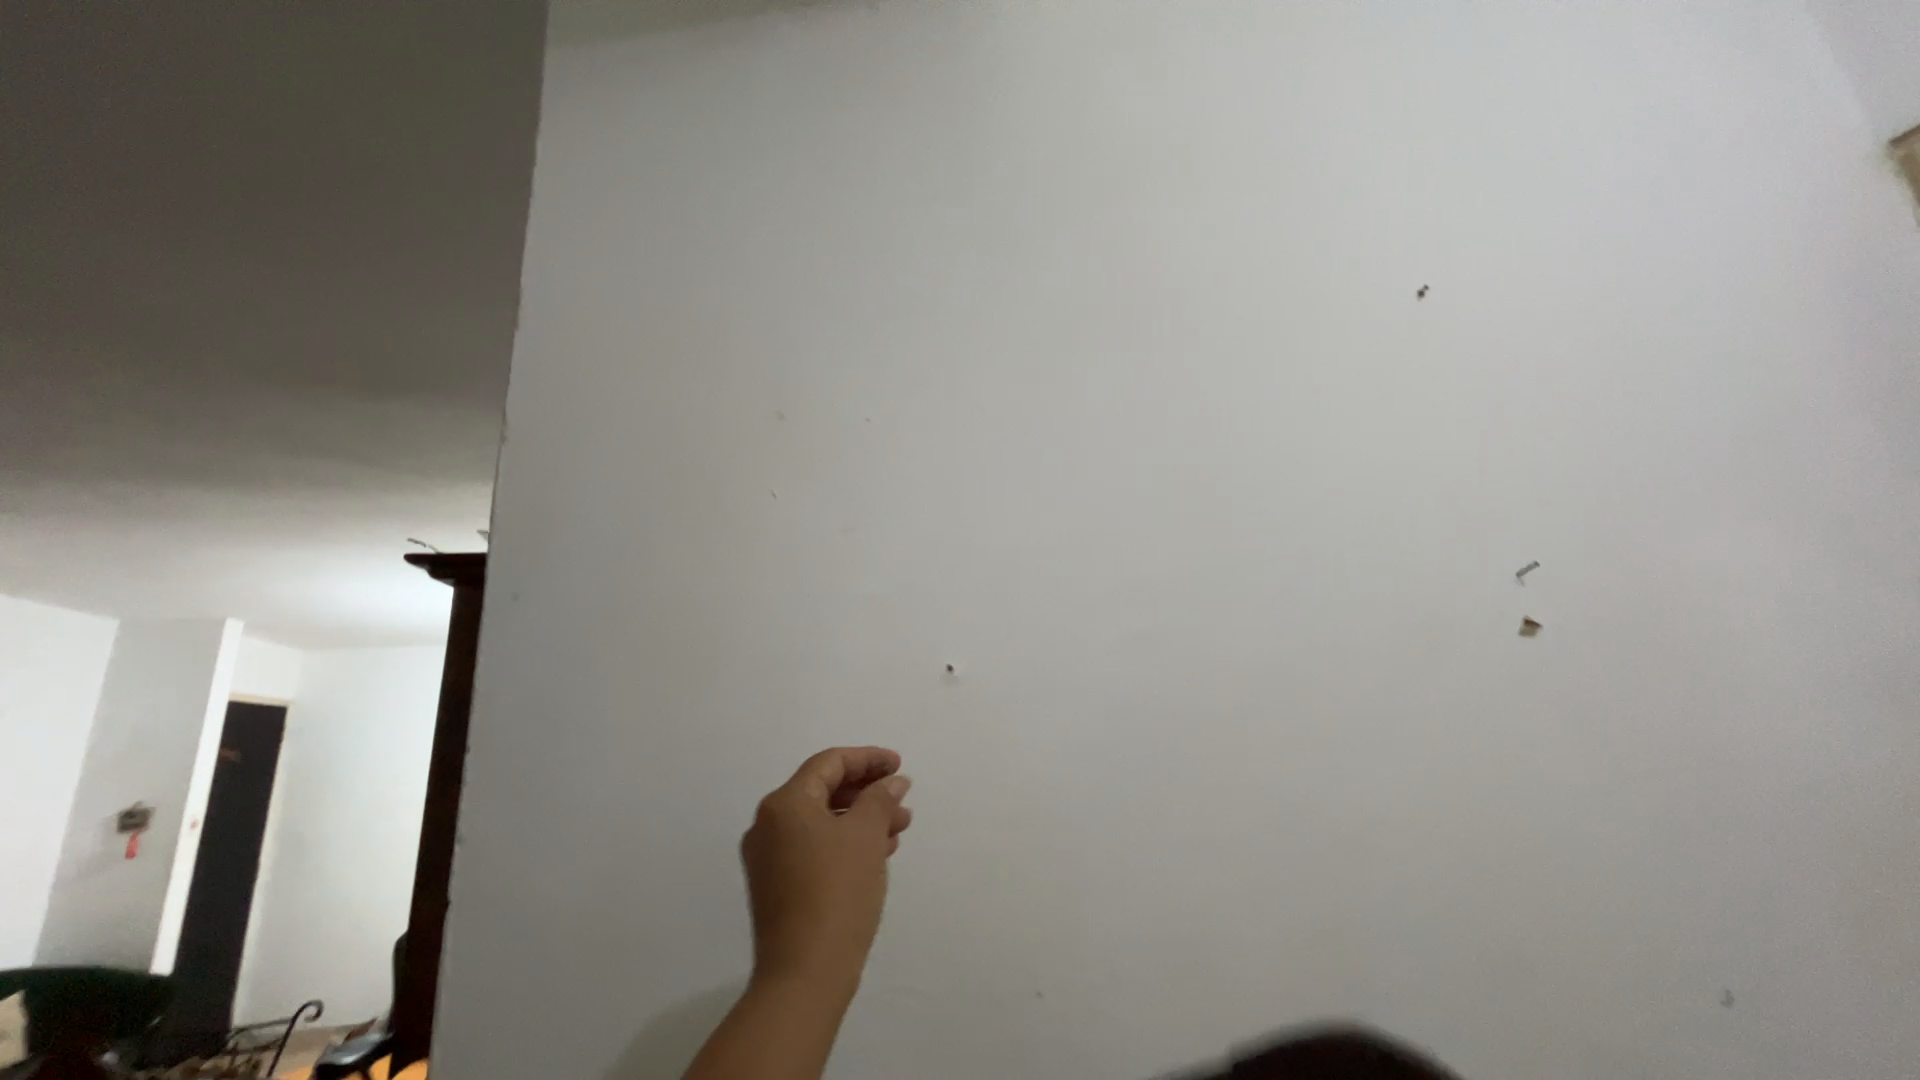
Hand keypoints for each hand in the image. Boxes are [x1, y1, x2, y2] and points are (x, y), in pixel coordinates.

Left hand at [741, 746, 912, 991]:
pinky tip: (877, 854)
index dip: (867, 759)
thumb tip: (892, 782)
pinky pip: (814, 848)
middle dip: (867, 792)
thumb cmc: (837, 891)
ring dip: (861, 819)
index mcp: (784, 803)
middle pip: (823, 791)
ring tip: (899, 829)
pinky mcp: (776, 886)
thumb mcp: (866, 836)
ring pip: (821, 822)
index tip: (899, 765)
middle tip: (903, 799)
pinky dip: (845, 842)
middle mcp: (768, 824)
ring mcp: (768, 858)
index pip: (829, 763)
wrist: (804, 973)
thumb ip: (880, 799)